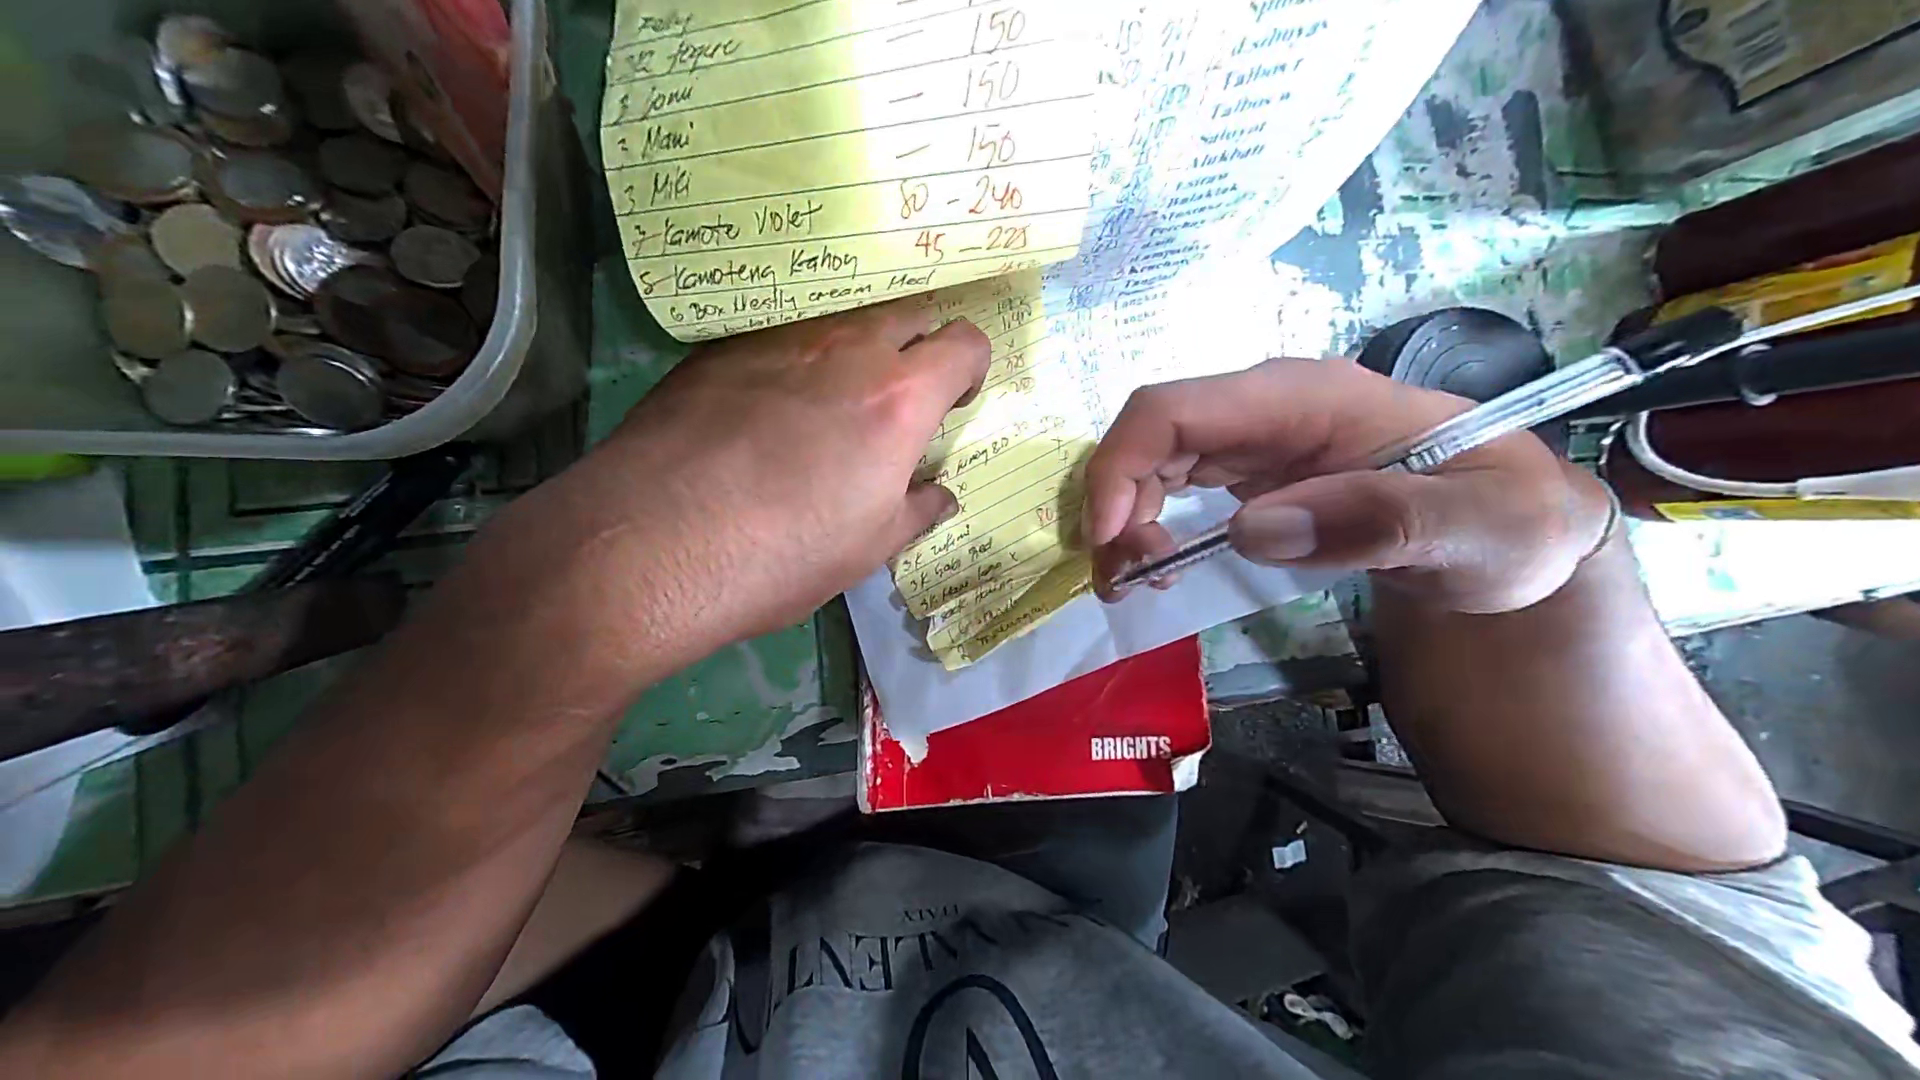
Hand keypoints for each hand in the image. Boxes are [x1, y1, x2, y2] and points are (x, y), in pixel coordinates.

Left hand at [504, 300, 987, 651]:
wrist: (652, 543)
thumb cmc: (782, 554)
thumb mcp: (869, 548)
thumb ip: (917, 509)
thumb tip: (939, 495)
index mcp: (899, 398)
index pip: (965, 343)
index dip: (971, 367)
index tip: (955, 402)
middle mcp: (846, 349)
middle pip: (908, 313)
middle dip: (920, 347)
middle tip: (901, 399)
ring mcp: (778, 339)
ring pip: (842, 320)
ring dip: (858, 351)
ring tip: (832, 405)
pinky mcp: (720, 348)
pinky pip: (781, 337)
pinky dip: (797, 362)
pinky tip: (766, 410)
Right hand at [1083, 358, 1612, 613]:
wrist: (1514, 530)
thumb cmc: (1504, 522)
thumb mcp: (1480, 529)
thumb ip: (1380, 521)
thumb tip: (1249, 528)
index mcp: (1305, 397)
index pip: (1174, 409)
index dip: (1120, 468)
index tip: (1112, 543)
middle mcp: (1264, 407)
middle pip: (1148, 437)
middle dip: (1116, 507)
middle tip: (1131, 581)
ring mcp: (1253, 438)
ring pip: (1149, 462)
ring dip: (1124, 521)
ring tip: (1138, 582)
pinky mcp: (1247, 471)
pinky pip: (1169, 486)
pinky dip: (1145, 526)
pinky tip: (1159, 565)